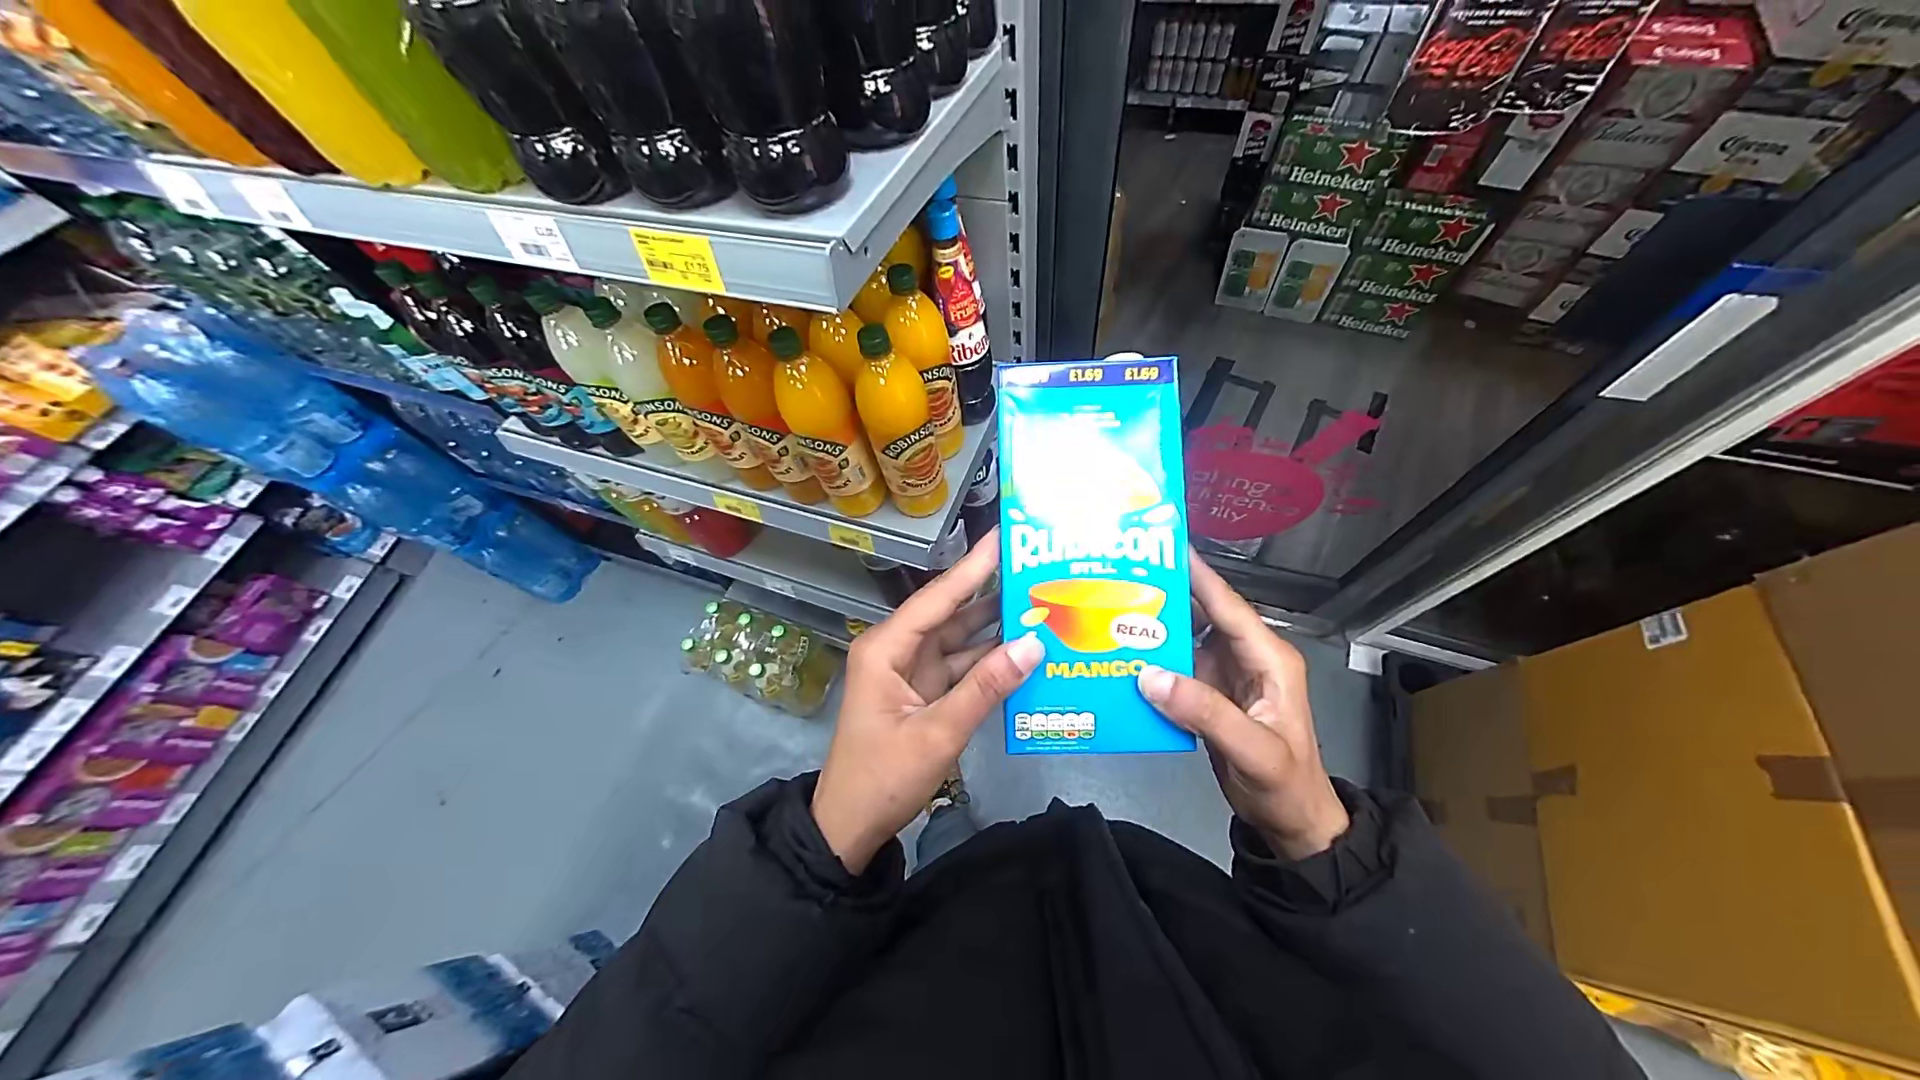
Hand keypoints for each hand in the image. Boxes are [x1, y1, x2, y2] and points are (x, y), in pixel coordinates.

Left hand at [812, 528, 1043, 873]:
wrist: (851, 826)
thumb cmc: (883, 777)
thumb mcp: (938, 733)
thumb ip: (985, 688)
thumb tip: (1033, 645)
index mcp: (886, 648)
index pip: (938, 598)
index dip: (973, 566)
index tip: (1004, 536)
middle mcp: (898, 650)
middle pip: (950, 613)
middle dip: (991, 592)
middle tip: (1034, 567)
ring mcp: (912, 672)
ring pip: (959, 640)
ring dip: (995, 628)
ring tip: (1041, 603)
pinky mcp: (924, 694)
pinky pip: (962, 668)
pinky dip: (990, 662)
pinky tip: (1024, 651)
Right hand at [1137, 554, 1348, 859]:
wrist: (1292, 823)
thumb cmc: (1286, 786)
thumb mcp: (1254, 750)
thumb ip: (1205, 712)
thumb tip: (1149, 675)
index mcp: (1267, 658)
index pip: (1227, 606)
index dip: (1197, 574)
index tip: (1164, 546)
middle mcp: (1244, 657)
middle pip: (1200, 615)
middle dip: (1163, 594)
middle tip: (1119, 575)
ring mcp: (1223, 676)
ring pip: (1183, 640)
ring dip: (1151, 627)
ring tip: (1109, 608)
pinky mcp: (1206, 695)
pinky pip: (1173, 668)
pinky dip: (1148, 661)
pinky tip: (1118, 657)